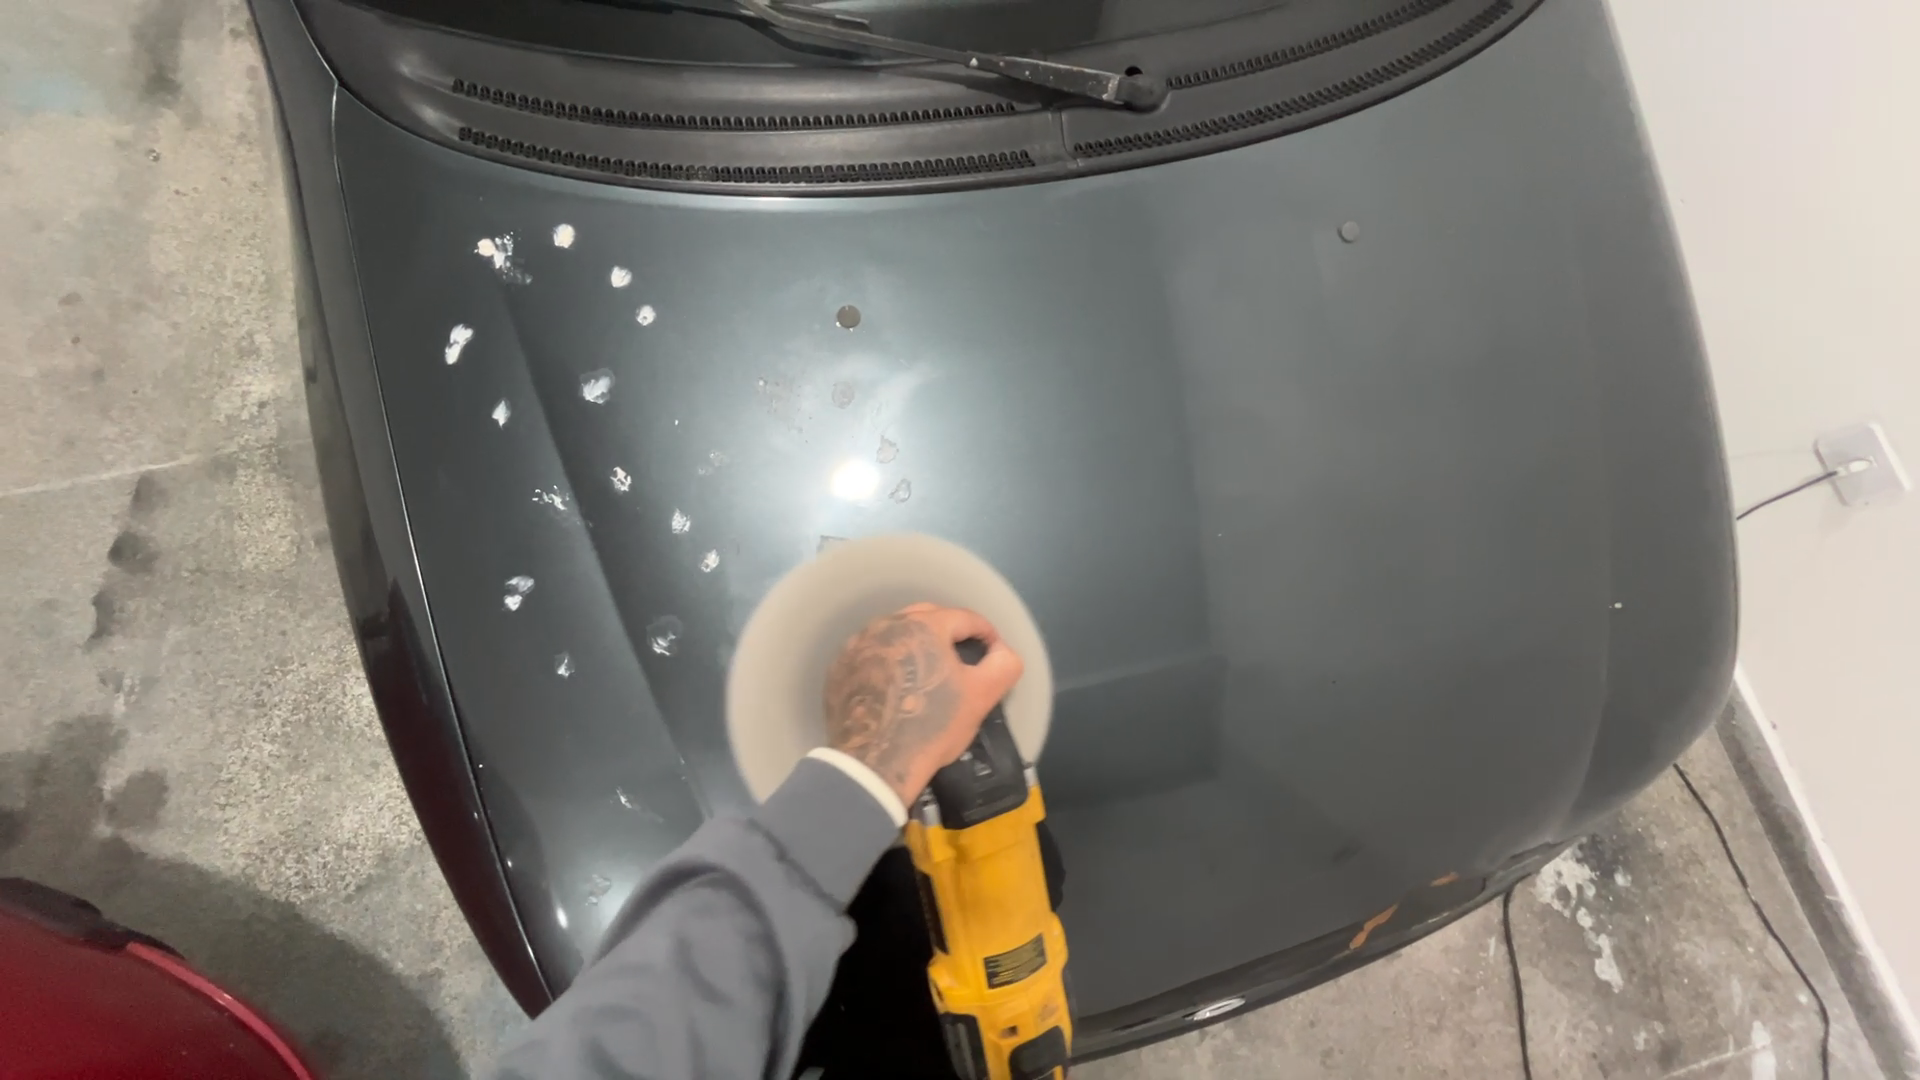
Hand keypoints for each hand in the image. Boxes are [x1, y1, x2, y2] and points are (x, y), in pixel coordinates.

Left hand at [823, 603, 1024, 806]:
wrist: (874, 763)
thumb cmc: (932, 725)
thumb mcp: (981, 696)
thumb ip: (1003, 665)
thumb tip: (1002, 651)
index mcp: (924, 625)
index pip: (965, 618)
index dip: (986, 633)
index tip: (993, 651)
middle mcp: (887, 624)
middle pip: (928, 618)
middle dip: (950, 633)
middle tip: (962, 658)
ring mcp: (858, 645)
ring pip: (897, 634)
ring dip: (916, 646)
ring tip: (928, 672)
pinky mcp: (840, 668)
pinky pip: (873, 655)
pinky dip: (889, 662)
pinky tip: (896, 686)